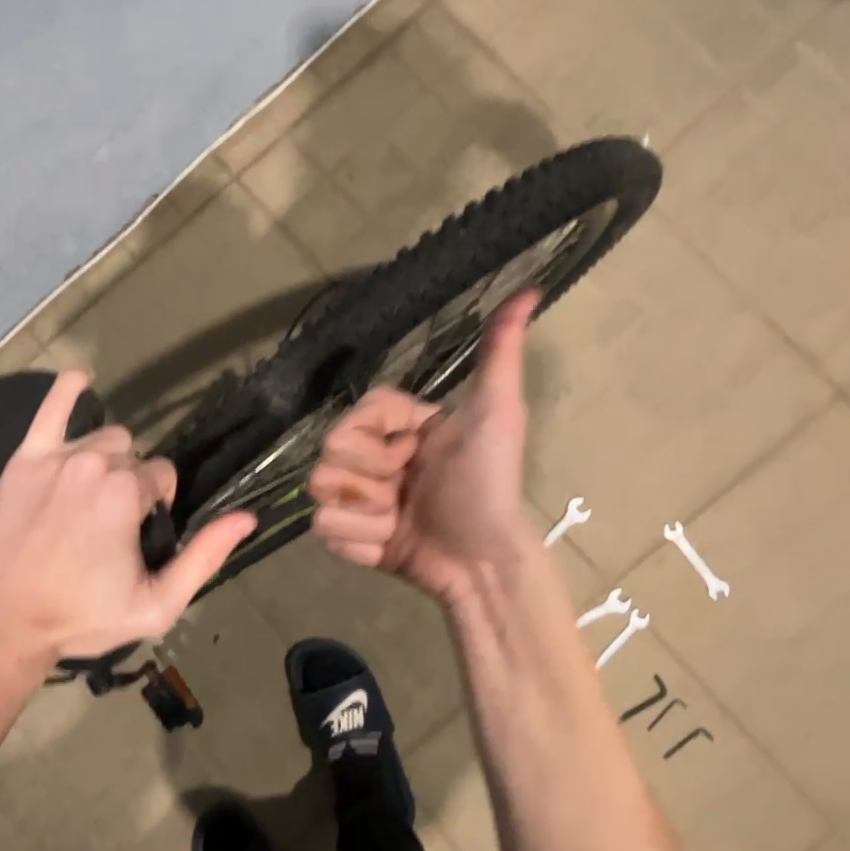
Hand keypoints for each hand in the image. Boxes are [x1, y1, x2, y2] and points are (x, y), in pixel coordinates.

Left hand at [0, 371, 256, 670]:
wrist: (3, 623)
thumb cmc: (82, 617)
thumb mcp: (155, 604)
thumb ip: (204, 557)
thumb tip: (247, 517)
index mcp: (127, 492)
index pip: (163, 474)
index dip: (158, 504)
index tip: (139, 534)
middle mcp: (94, 463)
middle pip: (133, 456)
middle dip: (133, 484)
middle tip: (111, 526)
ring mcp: (56, 457)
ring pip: (103, 438)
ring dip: (108, 459)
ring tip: (91, 498)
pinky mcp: (24, 460)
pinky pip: (50, 409)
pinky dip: (68, 390)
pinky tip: (80, 379)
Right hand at [306, 292, 539, 602]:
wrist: (481, 560)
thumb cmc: (489, 484)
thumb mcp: (498, 414)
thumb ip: (500, 354)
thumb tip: (530, 290)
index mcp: (399, 425)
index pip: (354, 412)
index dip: (378, 436)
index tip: (415, 451)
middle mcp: (372, 456)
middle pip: (328, 451)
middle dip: (372, 477)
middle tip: (409, 490)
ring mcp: (356, 496)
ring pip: (319, 489)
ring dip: (365, 512)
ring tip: (400, 521)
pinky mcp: (348, 535)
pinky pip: (323, 528)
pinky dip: (359, 542)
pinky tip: (390, 545)